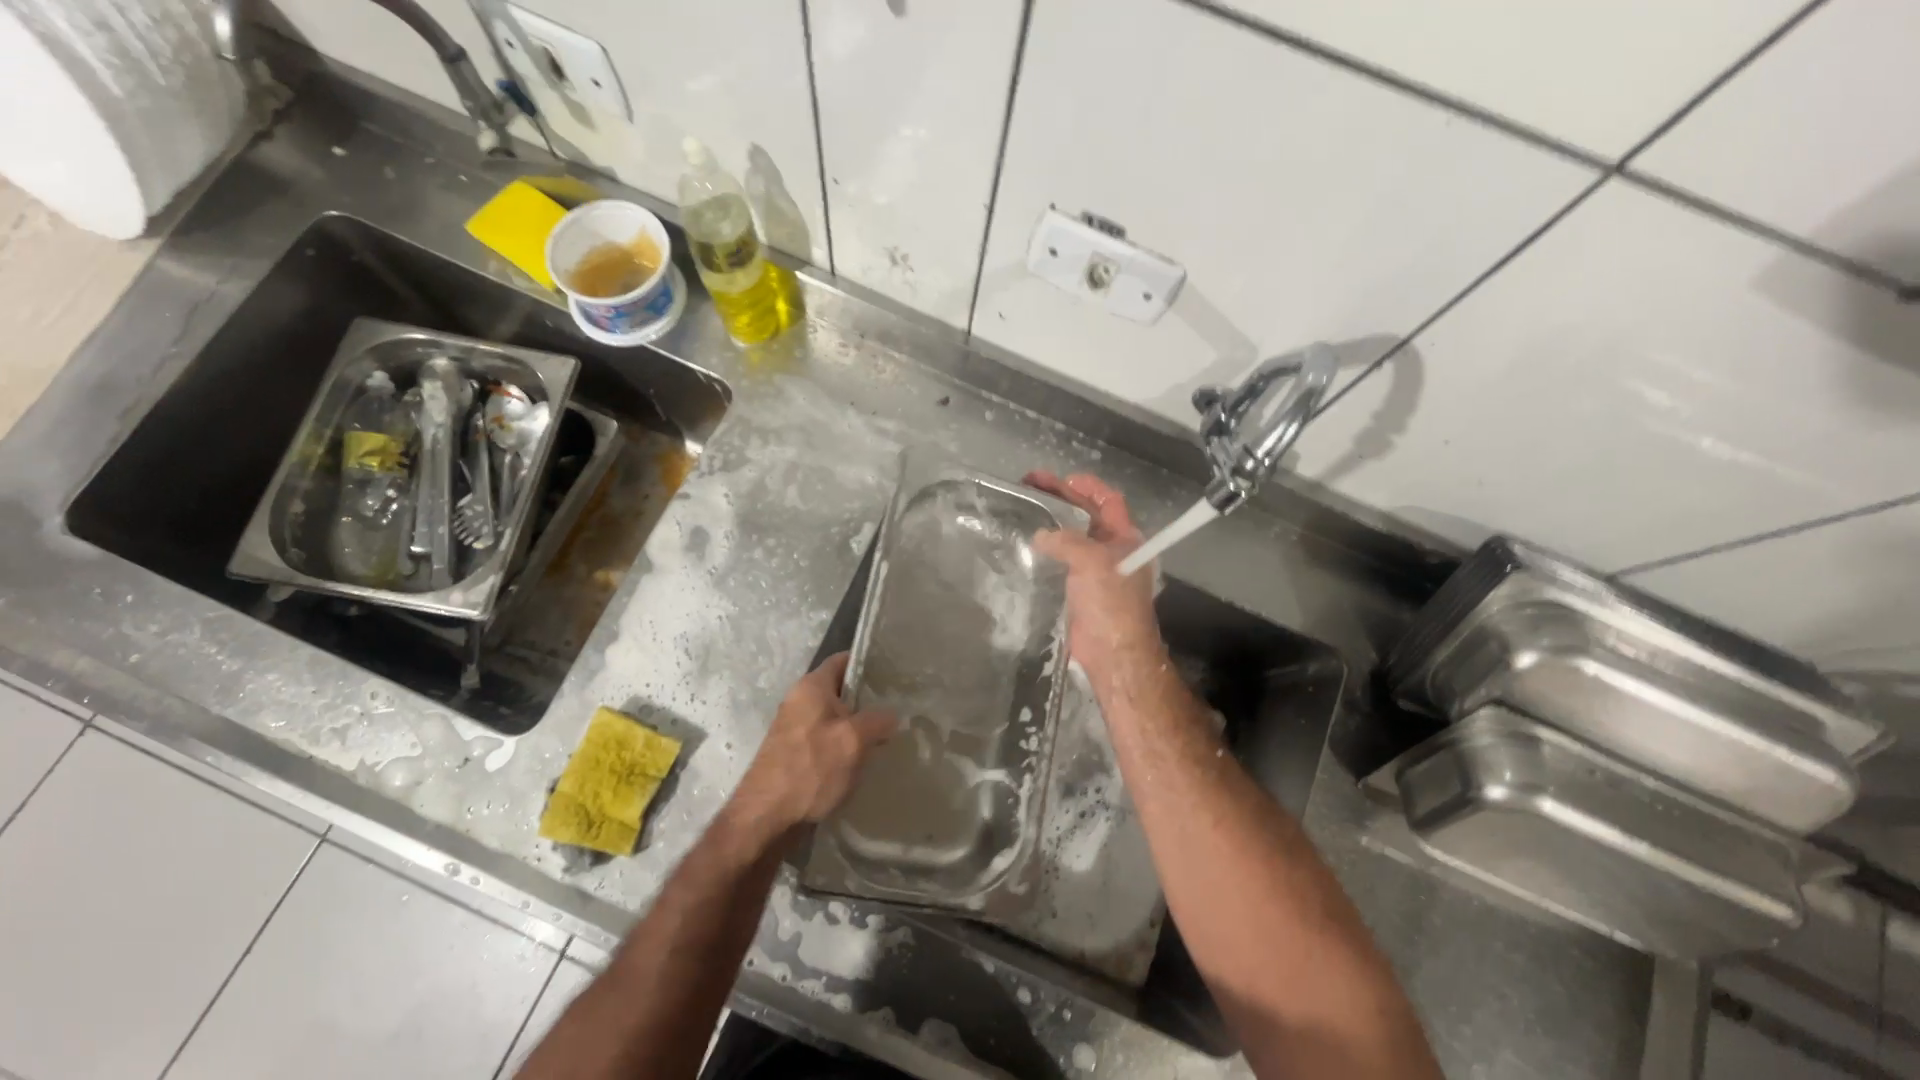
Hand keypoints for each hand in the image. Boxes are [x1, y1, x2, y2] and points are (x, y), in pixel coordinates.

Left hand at [730, 652, 895, 837]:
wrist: (766, 815)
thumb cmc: (811, 768)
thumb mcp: (853, 741)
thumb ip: (877, 720)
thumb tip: (891, 715)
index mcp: (811, 686)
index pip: (843, 660)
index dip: (868, 661)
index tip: (894, 671)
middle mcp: (799, 700)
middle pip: (840, 689)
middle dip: (867, 698)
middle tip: (898, 707)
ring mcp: (794, 727)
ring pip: (834, 716)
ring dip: (856, 725)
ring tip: (887, 734)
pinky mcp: (793, 752)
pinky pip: (825, 738)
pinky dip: (843, 744)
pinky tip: (862, 759)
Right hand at [1025, 470, 1165, 682]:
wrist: (1112, 652)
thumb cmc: (1111, 602)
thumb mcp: (1092, 561)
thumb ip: (1066, 541)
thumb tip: (1040, 535)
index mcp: (1126, 538)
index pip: (1108, 501)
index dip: (1087, 486)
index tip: (1061, 478)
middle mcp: (1113, 551)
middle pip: (1086, 515)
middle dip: (1061, 499)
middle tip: (1029, 485)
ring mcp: (1096, 571)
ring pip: (1072, 537)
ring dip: (1051, 522)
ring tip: (1023, 509)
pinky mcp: (1080, 589)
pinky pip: (1061, 561)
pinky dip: (1046, 549)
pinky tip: (1027, 544)